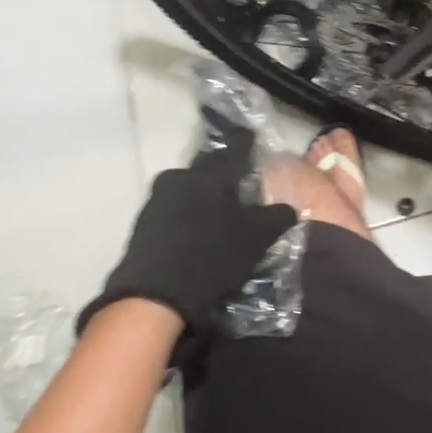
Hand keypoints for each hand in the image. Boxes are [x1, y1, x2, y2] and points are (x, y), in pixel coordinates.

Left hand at [78, 111, 297, 337]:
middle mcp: (180, 177)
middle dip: (224, 170)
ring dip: (205, 193)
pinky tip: (198, 229)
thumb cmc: (213, 255)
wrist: (154, 296)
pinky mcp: (144, 223)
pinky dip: (189, 211)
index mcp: (210, 174)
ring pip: (189, 187)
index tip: (252, 136)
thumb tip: (288, 207)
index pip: (234, 148)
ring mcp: (157, 200)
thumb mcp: (258, 237)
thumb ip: (277, 216)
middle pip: (208, 166)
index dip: (246, 142)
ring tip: (220, 209)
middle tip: (240, 180)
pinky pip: (174, 207)